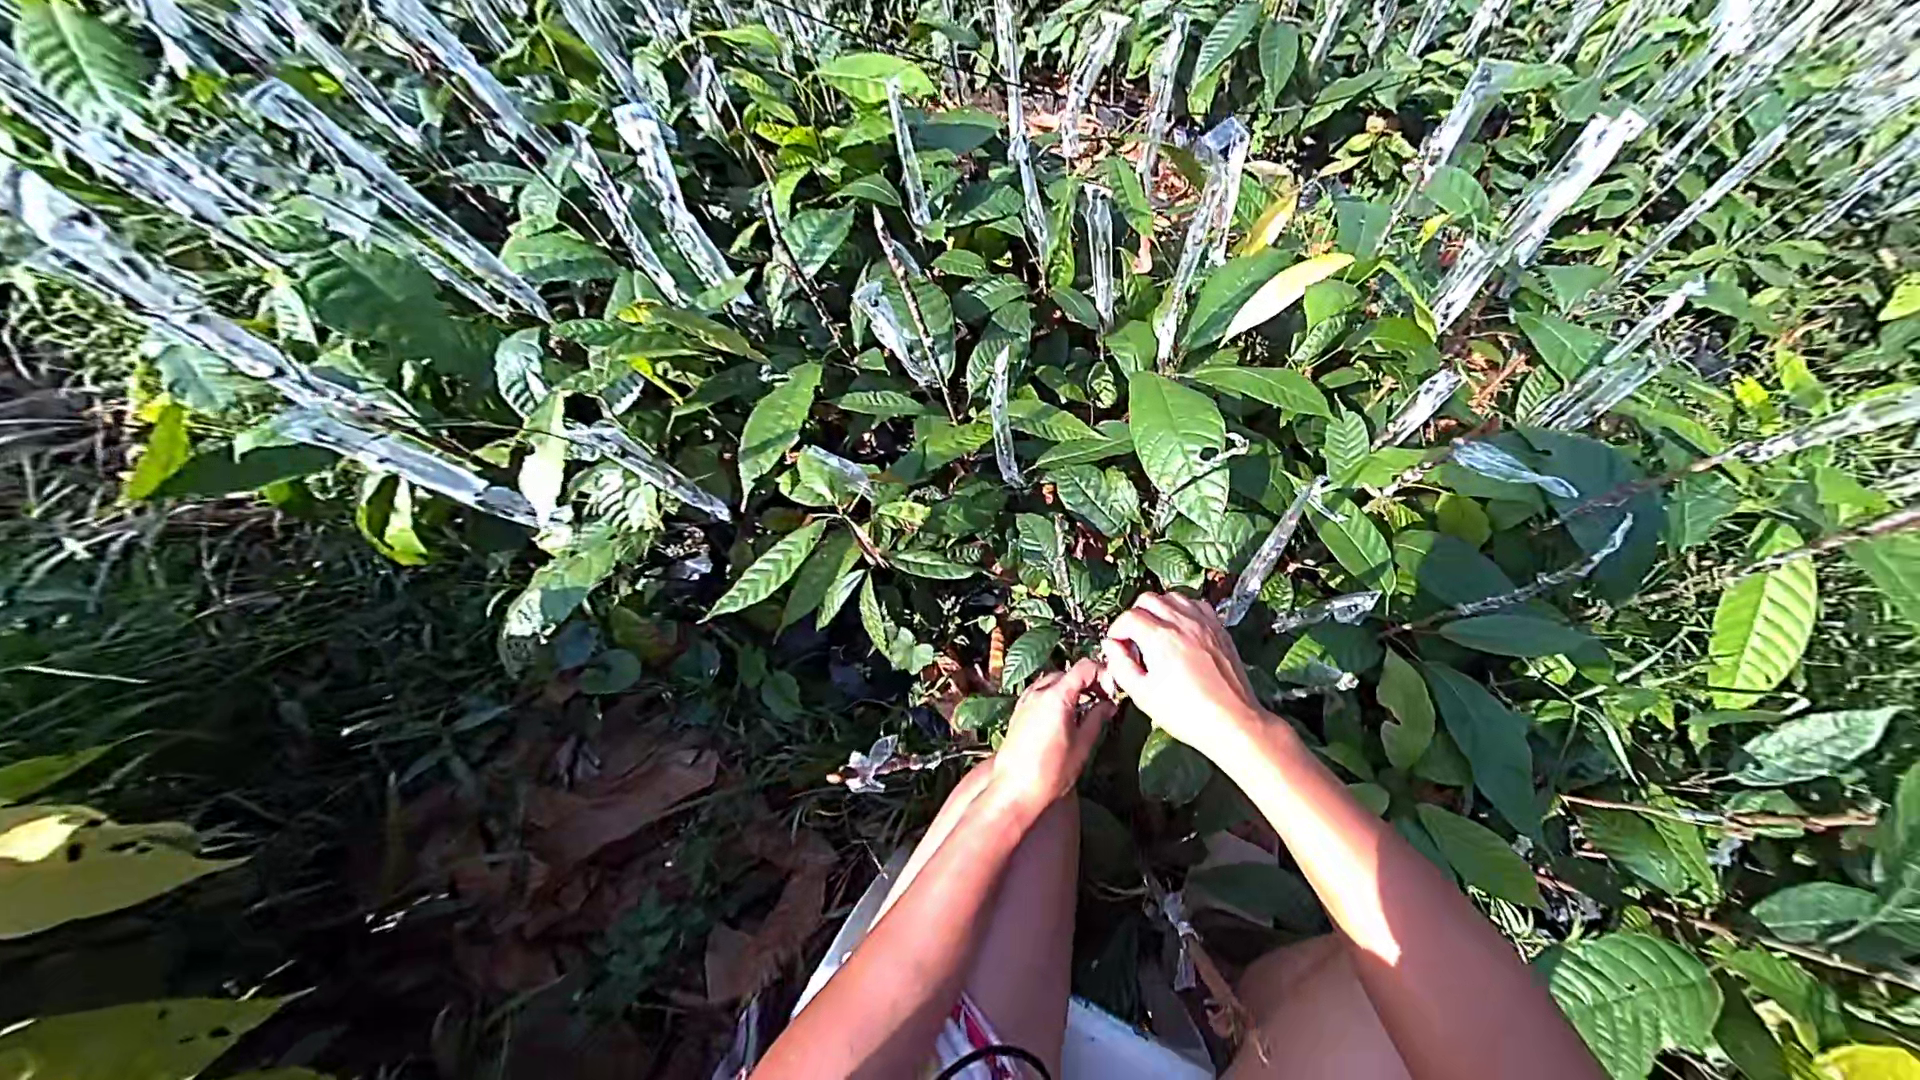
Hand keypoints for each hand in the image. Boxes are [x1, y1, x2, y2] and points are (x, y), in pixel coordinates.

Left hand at [986, 657, 1113, 815]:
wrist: (1014, 789)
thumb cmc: (1051, 772)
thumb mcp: (1082, 745)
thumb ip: (1096, 718)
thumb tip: (1108, 704)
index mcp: (1057, 696)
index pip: (1084, 667)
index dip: (1102, 674)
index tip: (1111, 691)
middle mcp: (1039, 692)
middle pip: (1068, 673)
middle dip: (1088, 682)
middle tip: (1103, 700)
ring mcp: (1026, 700)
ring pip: (1053, 682)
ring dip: (1071, 688)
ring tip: (1085, 709)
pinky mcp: (1018, 711)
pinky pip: (1040, 693)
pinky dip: (1055, 696)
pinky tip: (1064, 715)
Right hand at [1101, 592, 1265, 755]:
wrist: (1233, 722)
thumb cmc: (1186, 713)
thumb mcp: (1142, 694)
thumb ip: (1120, 665)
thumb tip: (1110, 645)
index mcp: (1160, 638)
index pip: (1129, 617)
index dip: (1116, 630)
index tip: (1117, 646)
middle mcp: (1182, 623)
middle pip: (1148, 599)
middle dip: (1135, 615)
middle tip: (1134, 638)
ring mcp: (1204, 623)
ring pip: (1173, 596)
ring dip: (1159, 608)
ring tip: (1156, 631)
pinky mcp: (1219, 629)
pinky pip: (1196, 604)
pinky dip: (1183, 609)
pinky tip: (1180, 628)